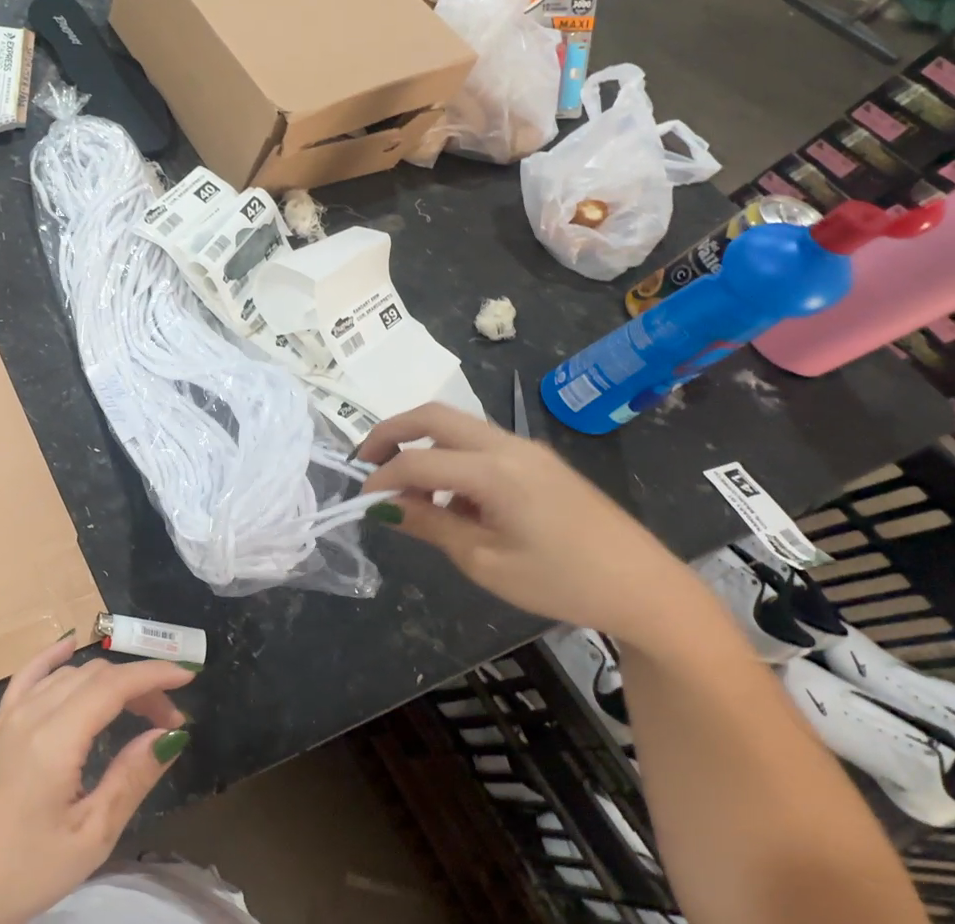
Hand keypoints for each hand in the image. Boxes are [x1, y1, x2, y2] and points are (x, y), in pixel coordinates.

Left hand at [0, 636, 194, 923]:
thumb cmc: (28, 867)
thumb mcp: (92, 833)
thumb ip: (131, 777)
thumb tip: (169, 734)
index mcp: (55, 739)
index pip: (112, 687)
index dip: (153, 676)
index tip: (189, 677)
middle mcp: (30, 714)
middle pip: (92, 676)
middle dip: (137, 686)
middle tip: (170, 720)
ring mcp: (8, 716)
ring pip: (66, 675)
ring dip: (106, 680)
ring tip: (140, 709)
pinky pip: (28, 676)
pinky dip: (53, 658)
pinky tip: (69, 647)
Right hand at [358, 402, 687, 641]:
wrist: (647, 590)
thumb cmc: (562, 581)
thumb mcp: (485, 561)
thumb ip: (430, 526)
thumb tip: (384, 508)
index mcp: (494, 471)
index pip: (417, 461)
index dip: (381, 478)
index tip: (360, 502)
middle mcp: (509, 447)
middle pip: (434, 416)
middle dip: (391, 433)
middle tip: (367, 464)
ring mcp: (528, 451)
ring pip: (458, 427)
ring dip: (423, 446)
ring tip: (409, 493)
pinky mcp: (541, 463)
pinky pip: (482, 445)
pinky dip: (451, 459)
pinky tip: (453, 502)